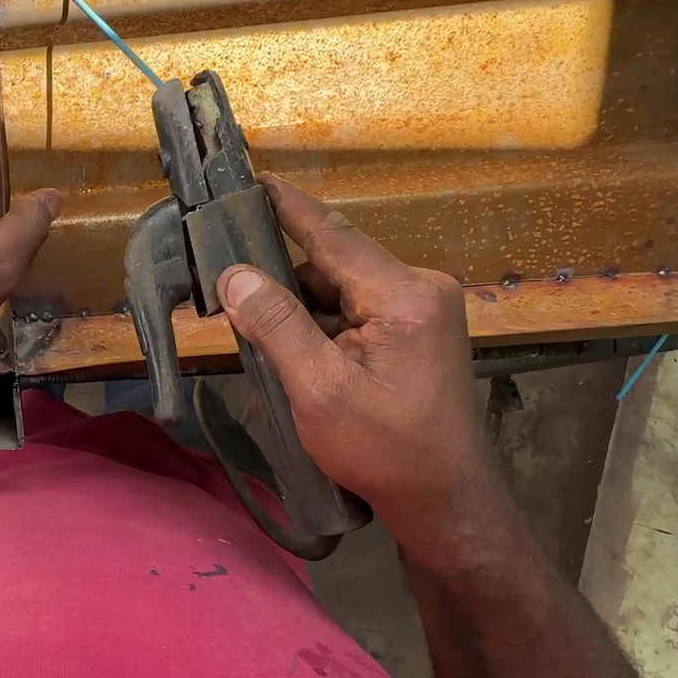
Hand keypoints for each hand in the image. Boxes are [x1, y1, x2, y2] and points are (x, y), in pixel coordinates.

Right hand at [216, 176, 496, 542]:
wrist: (442, 498)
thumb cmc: (382, 448)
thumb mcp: (318, 389)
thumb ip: (276, 326)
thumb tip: (235, 275)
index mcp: (403, 296)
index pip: (333, 236)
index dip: (289, 207)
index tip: (254, 179)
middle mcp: (418, 290)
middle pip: (329, 269)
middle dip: (284, 291)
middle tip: (237, 316)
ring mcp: (420, 312)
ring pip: (337, 294)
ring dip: (300, 318)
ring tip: (277, 362)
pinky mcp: (415, 333)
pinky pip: (352, 314)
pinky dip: (320, 332)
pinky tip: (301, 365)